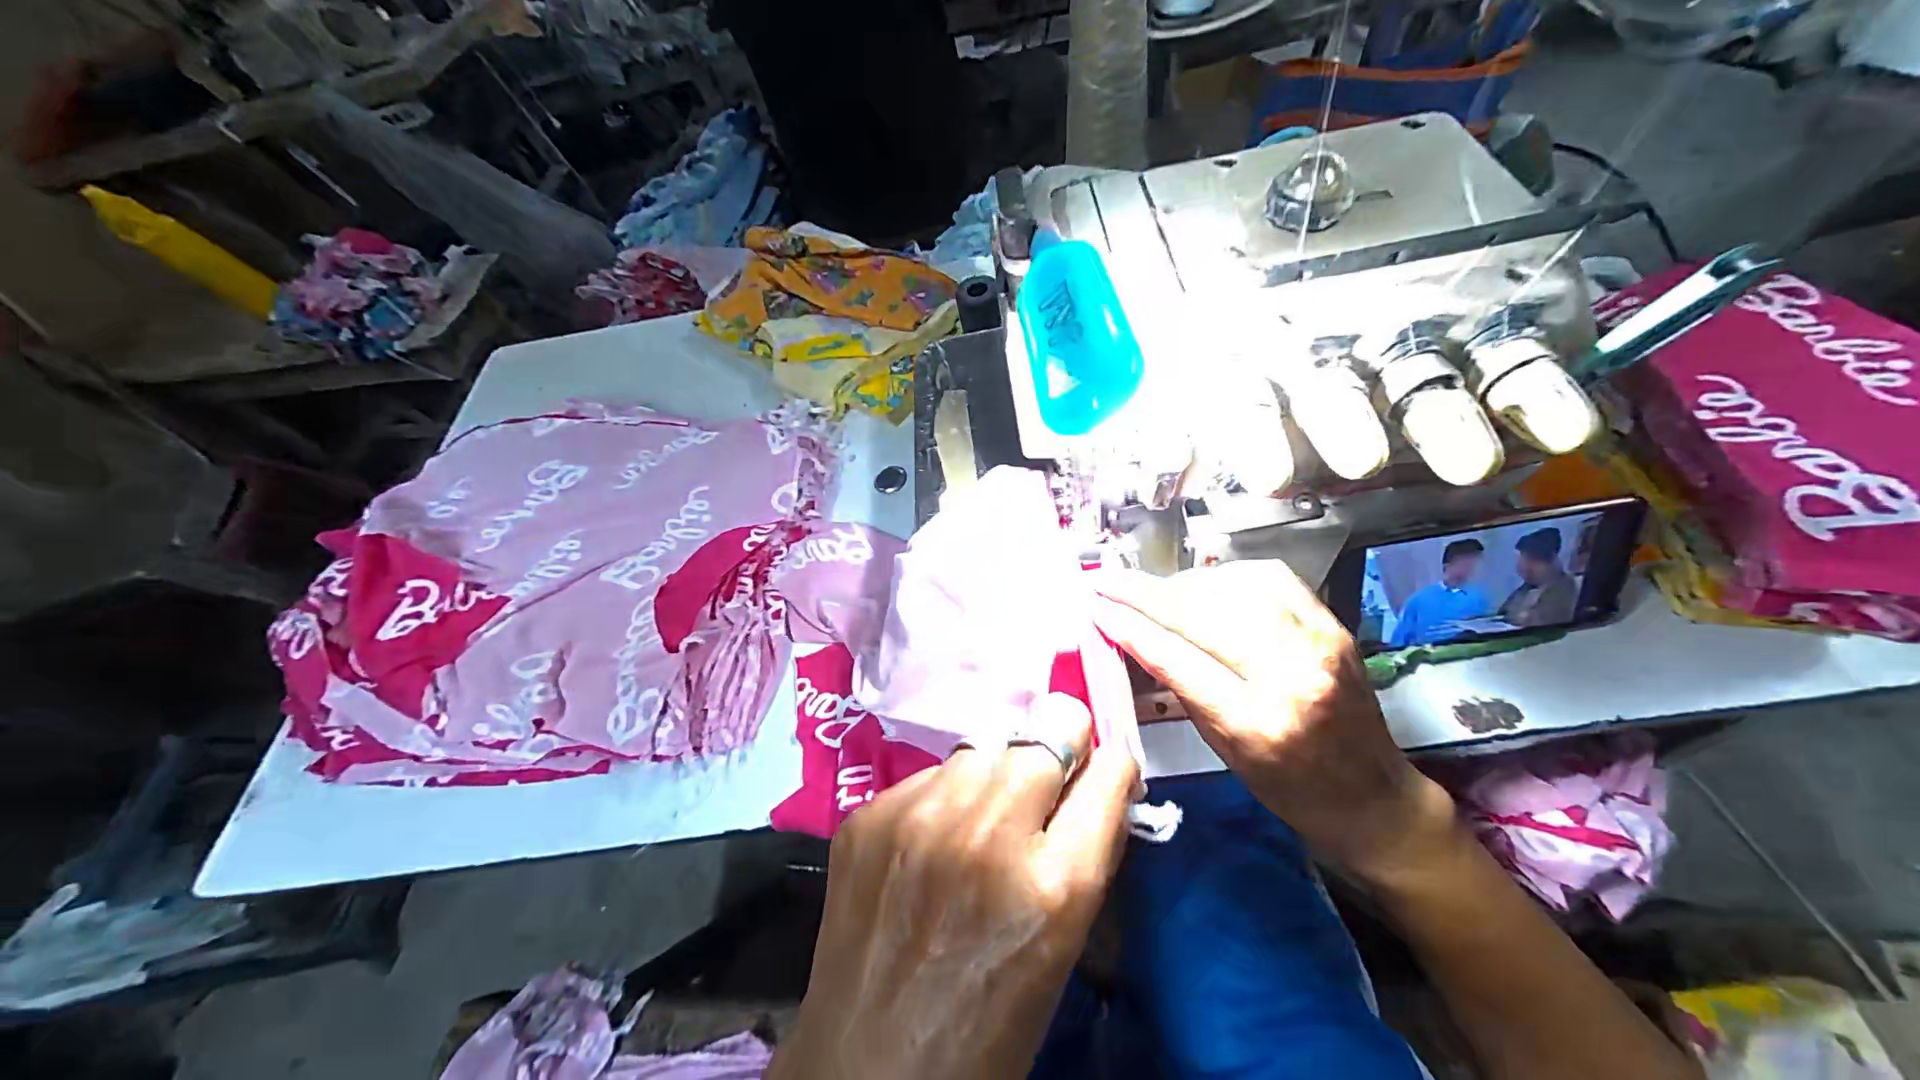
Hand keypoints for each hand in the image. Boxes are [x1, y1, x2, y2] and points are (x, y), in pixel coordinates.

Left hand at [768, 694, 1140, 1079]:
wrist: (870, 1066)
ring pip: (981, 749)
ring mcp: (917, 818)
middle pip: (1043, 735)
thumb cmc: (989, 1019)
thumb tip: (1097, 780)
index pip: (1106, 769)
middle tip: (1044, 783)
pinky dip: (942, 798)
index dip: (1109, 764)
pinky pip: (928, 777)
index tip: (1101, 766)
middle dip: (1055, 751)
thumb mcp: (1063, 943)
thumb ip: (1086, 850)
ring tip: (981, 819)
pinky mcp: (867, 815)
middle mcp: (985, 834)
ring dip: (994, 774)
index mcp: (1053, 883)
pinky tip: (930, 842)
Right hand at [1091, 562, 1454, 881]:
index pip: (1176, 658)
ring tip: (1155, 591)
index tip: (1097, 606)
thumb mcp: (1221, 749)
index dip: (1129, 626)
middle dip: (1145, 593)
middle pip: (1201, 614)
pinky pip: (1270, 578)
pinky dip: (1228, 575)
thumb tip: (1136, 635)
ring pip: (1232, 587)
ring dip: (1183, 583)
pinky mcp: (1332, 624)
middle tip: (1110, 581)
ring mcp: (1317, 642)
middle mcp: (1291, 676)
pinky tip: (1206, 584)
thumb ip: (1180, 687)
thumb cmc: (1289, 788)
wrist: (1373, 796)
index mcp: (1256, 724)